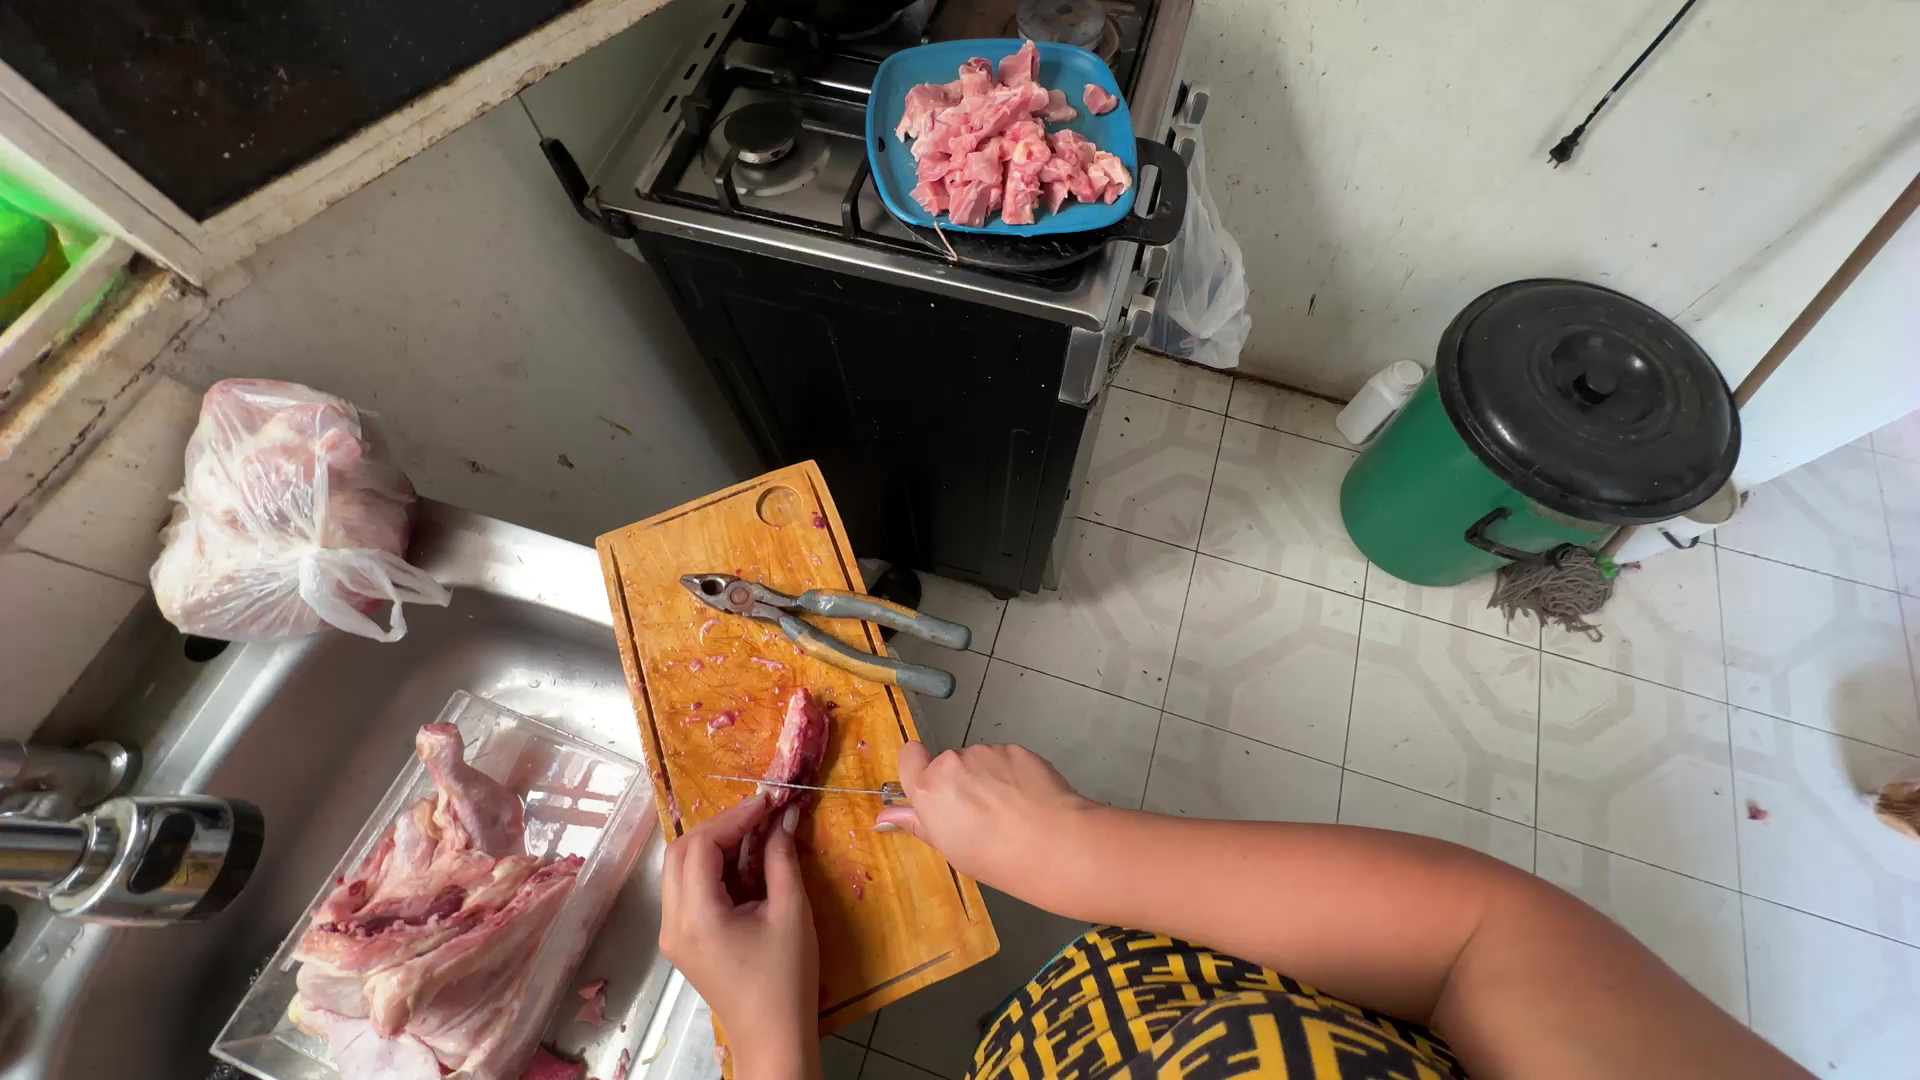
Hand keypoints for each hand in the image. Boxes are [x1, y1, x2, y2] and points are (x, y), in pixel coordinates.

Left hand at [659, 796, 820, 1079]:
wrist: (773, 1036)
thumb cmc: (786, 976)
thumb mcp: (791, 910)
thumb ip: (781, 857)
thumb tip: (783, 816)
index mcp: (697, 916)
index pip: (702, 845)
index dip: (734, 816)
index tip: (768, 802)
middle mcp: (673, 922)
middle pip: (681, 851)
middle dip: (720, 824)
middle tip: (760, 814)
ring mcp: (673, 932)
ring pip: (679, 866)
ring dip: (714, 842)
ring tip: (754, 830)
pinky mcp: (682, 938)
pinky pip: (687, 885)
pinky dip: (711, 863)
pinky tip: (742, 858)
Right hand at [875, 742, 1096, 892]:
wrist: (1052, 843)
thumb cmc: (994, 857)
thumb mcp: (949, 849)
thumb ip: (918, 823)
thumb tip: (884, 816)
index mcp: (929, 788)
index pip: (909, 755)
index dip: (919, 768)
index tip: (934, 788)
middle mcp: (953, 761)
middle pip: (949, 763)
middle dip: (960, 781)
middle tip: (980, 813)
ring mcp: (986, 751)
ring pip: (979, 760)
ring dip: (987, 776)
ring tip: (1009, 809)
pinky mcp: (1016, 748)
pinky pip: (1005, 758)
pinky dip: (1012, 773)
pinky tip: (1027, 798)